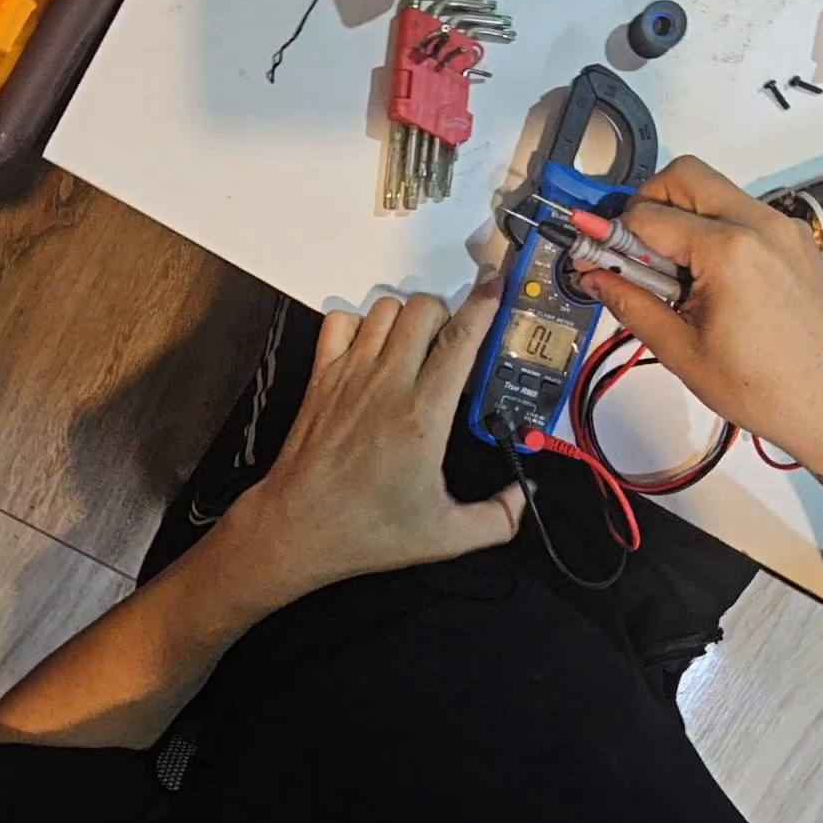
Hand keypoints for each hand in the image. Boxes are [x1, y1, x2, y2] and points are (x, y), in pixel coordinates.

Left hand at [211, 283, 526, 606]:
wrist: (298, 526)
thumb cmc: (368, 530)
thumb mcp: (445, 537)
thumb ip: (498, 518)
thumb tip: (524, 498)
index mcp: (423, 415)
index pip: (460, 340)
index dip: (483, 305)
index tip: (495, 285)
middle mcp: (387, 383)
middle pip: (424, 309)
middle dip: (448, 312)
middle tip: (453, 340)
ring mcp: (350, 374)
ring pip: (386, 308)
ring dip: (407, 316)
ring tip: (416, 343)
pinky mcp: (322, 376)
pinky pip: (341, 321)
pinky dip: (359, 322)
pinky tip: (371, 348)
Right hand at [578, 157, 822, 481]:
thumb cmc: (763, 387)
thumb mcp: (679, 350)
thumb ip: (630, 302)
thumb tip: (593, 276)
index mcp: (728, 251)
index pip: (647, 217)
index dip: (609, 236)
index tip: (591, 255)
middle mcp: (759, 226)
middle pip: (684, 176)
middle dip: (644, 203)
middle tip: (629, 250)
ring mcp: (782, 230)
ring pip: (713, 191)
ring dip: (677, 217)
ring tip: (667, 274)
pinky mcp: (794, 242)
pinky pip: (739, 213)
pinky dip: (709, 230)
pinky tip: (701, 279)